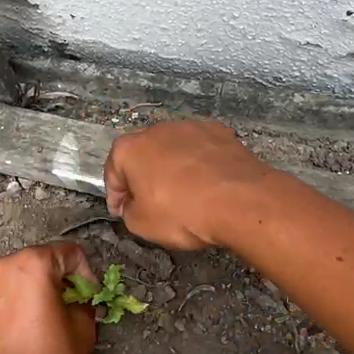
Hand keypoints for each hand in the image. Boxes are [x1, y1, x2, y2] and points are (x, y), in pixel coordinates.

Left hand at [0, 242, 96, 353]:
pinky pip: (5, 292)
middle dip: (61, 278)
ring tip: (51, 316)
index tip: (91, 297)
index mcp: (33, 264)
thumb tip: (81, 299)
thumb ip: (85, 300)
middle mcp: (5, 266)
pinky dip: (19, 300)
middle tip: (75, 305)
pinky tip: (29, 326)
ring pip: (21, 275)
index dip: (86, 273)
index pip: (69, 252)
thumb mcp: (84, 326)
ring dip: (39, 288)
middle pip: (42, 259)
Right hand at [104, 120, 274, 249]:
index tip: (122, 211)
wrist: (240, 201)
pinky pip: (200, 149)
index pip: (112, 173)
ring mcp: (189, 127)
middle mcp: (155, 130)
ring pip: (172, 149)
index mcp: (129, 150)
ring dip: (173, 167)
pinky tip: (208, 183)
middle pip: (143, 156)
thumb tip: (133, 205)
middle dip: (144, 177)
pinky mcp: (218, 131)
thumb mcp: (142, 226)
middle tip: (152, 203)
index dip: (116, 196)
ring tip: (185, 194)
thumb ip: (128, 212)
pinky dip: (200, 162)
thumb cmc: (184, 212)